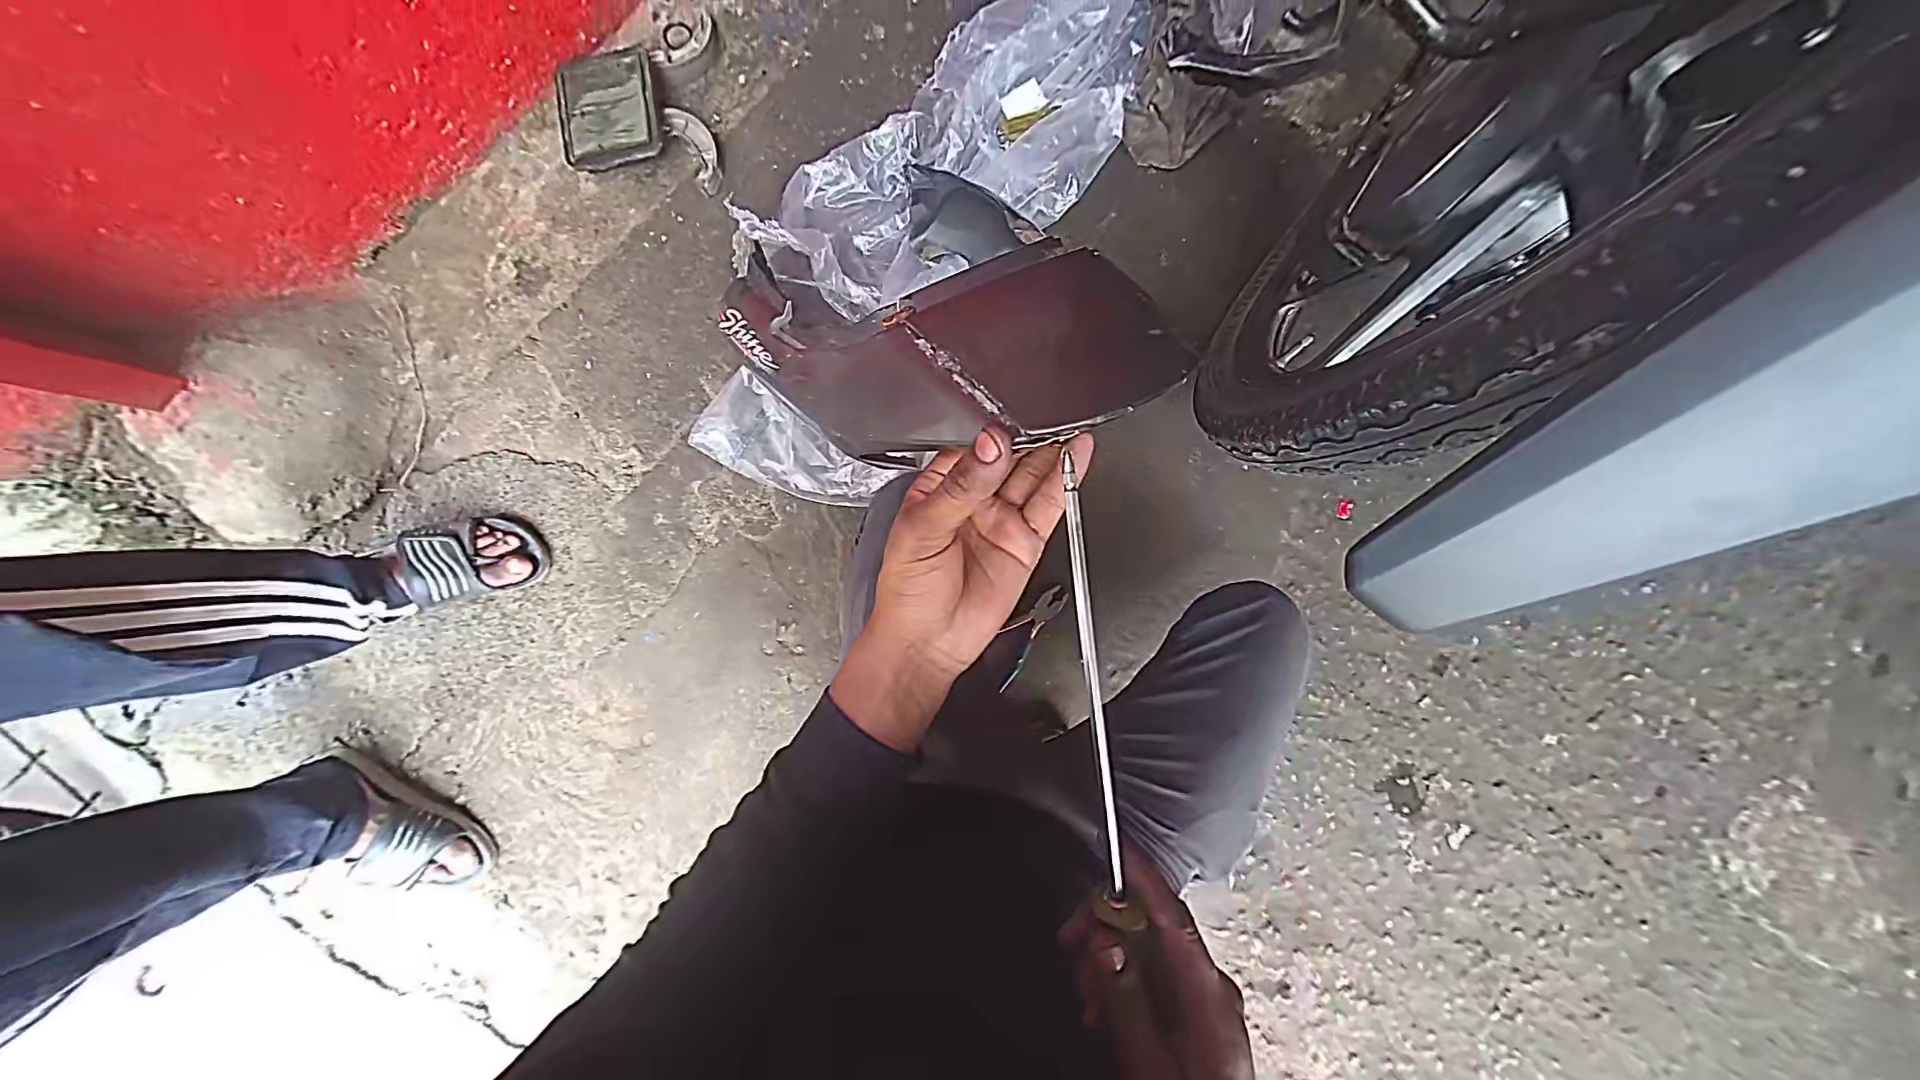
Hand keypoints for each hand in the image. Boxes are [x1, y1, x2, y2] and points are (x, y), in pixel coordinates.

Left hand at [831, 427, 1094, 751]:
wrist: (927, 642)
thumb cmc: (909, 590)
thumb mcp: (922, 530)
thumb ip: (960, 488)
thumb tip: (988, 449)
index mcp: (940, 489)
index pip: (971, 450)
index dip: (990, 437)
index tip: (1003, 430)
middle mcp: (973, 501)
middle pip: (1007, 459)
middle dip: (1026, 438)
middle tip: (1044, 419)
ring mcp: (1001, 520)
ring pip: (1032, 477)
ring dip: (1051, 452)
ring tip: (1067, 427)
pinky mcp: (1025, 542)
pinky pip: (1050, 505)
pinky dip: (1066, 480)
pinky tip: (1077, 455)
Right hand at [1061, 847, 1253, 1079]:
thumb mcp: (1146, 1064)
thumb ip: (1124, 1000)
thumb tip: (1104, 941)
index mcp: (1208, 998)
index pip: (1173, 918)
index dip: (1144, 878)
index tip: (1120, 848)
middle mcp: (1211, 988)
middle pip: (1153, 930)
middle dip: (1107, 928)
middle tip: (1072, 940)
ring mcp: (1205, 998)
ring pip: (1148, 950)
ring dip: (1109, 959)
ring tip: (1087, 994)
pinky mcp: (1194, 1010)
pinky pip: (1153, 972)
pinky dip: (1122, 977)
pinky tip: (1103, 1002)